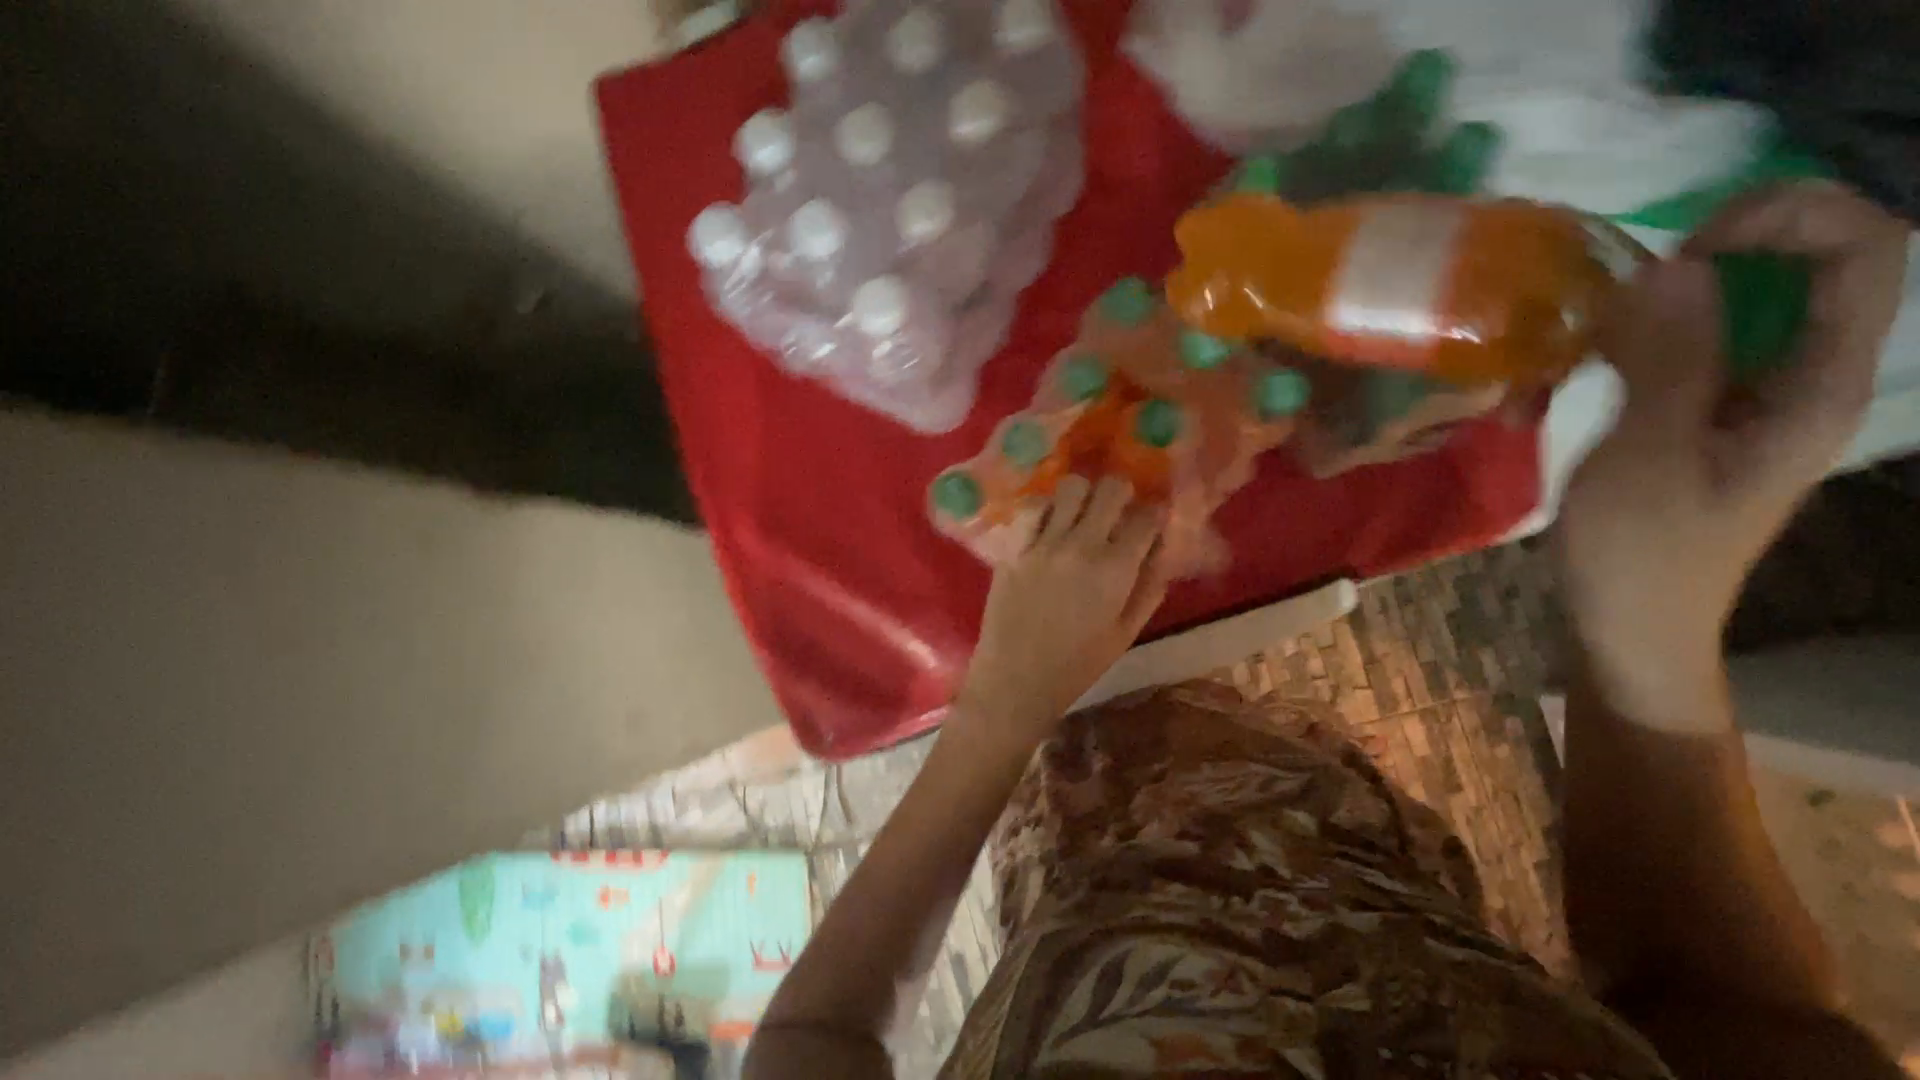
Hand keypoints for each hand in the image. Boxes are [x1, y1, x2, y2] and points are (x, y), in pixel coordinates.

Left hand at [955, 475, 1170, 744]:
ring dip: (1083, 495)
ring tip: (1081, 514)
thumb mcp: (1126, 633)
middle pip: (1111, 487)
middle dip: (1122, 494)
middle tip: (1118, 512)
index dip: (1155, 514)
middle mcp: (1081, 544)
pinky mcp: (1014, 546)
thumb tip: (1164, 552)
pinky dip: (1045, 508)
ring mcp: (1043, 542)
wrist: (1016, 678)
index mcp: (1116, 569)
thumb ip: (1149, 588)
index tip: (1151, 522)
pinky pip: (1032, 507)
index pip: (1147, 516)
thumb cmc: (1077, 665)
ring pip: (1071, 486)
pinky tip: (1049, 525)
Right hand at [1554, 182, 1905, 726]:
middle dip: (1738, 241)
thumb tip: (1675, 265)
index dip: (1789, 219)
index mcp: (1820, 390)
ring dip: (1690, 284)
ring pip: (1762, 298)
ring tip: (1609, 309)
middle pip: (1823, 262)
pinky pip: (1711, 338)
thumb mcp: (1646, 456)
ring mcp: (1763, 397)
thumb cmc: (1640, 554)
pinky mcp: (1717, 414)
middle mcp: (1810, 381)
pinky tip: (1604, 346)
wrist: (1632, 629)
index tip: (1684, 249)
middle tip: (1640, 274)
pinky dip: (1663, 323)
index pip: (1865, 254)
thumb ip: (1671, 360)